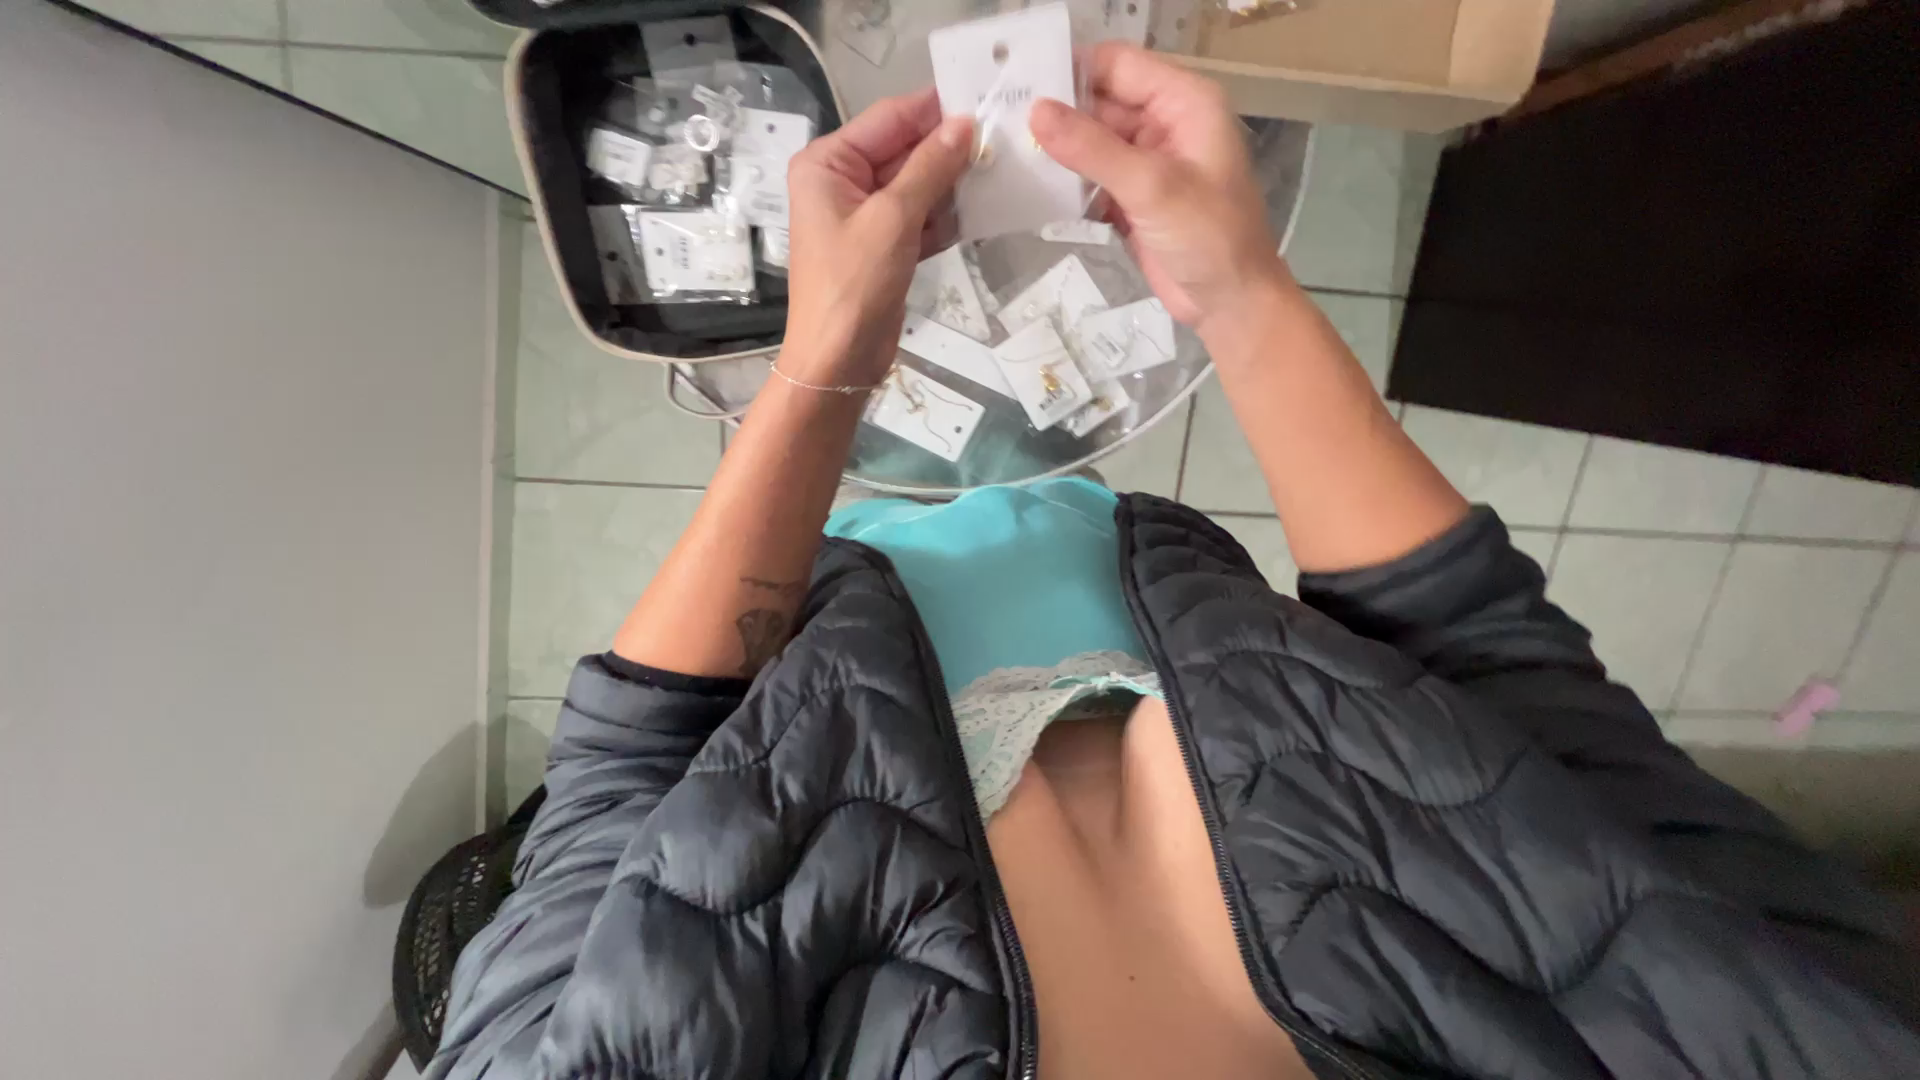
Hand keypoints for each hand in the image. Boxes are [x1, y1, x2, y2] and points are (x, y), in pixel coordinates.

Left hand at [783, 88, 972, 382]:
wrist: (839, 360)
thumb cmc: (854, 285)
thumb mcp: (892, 219)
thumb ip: (929, 169)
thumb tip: (966, 125)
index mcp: (828, 164)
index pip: (888, 120)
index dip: (934, 110)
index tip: (984, 97)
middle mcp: (843, 182)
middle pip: (904, 151)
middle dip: (947, 149)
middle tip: (1003, 137)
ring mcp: (866, 217)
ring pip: (917, 186)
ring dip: (952, 184)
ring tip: (1000, 170)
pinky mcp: (886, 248)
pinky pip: (920, 219)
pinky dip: (946, 218)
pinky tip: (983, 210)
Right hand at [1030, 44, 1290, 331]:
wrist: (1229, 301)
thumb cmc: (1208, 237)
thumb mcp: (1151, 186)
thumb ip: (1093, 149)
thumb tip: (1036, 113)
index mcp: (1183, 102)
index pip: (1118, 66)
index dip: (1073, 70)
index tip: (1022, 85)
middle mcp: (1164, 125)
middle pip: (1100, 104)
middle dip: (1059, 115)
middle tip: (1004, 126)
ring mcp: (1147, 164)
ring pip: (1093, 144)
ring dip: (1060, 153)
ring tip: (1012, 157)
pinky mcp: (1133, 200)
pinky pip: (1094, 180)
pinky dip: (1070, 186)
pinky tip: (1037, 192)